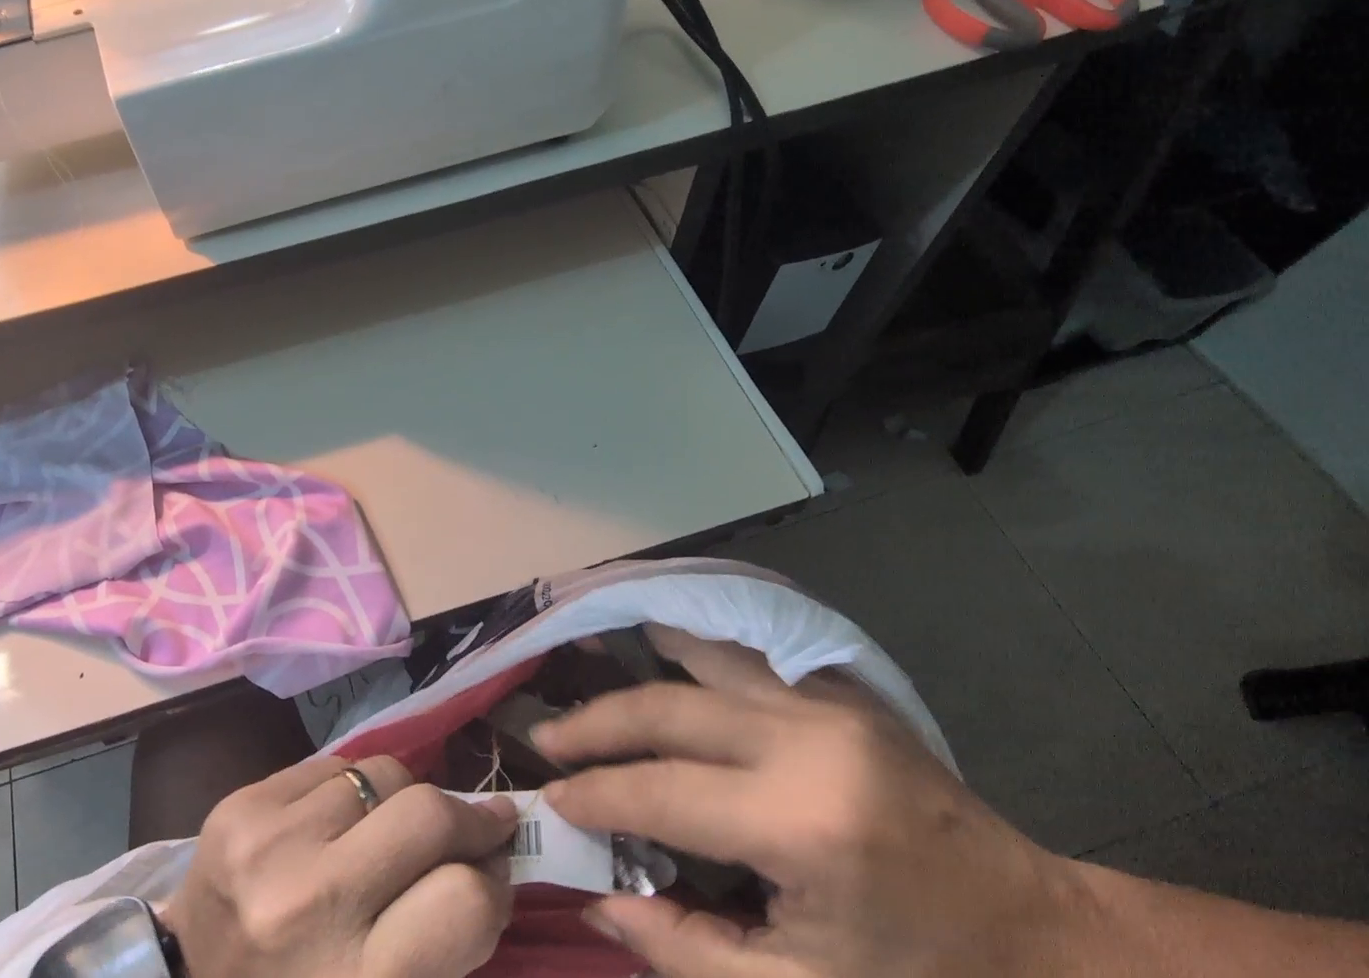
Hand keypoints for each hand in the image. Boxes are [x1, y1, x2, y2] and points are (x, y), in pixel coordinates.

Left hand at [160, 755, 518, 977]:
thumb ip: (446, 934)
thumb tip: (493, 851)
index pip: (467, 900)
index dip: (493, 885)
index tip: (492, 875)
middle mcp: (309, 904)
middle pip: (429, 815)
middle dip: (466, 820)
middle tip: (473, 829)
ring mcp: (267, 844)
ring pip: (385, 774)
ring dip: (402, 801)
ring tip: (386, 831)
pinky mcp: (239, 804)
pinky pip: (333, 763)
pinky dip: (350, 788)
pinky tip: (335, 822)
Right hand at [532, 628, 1089, 977]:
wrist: (1036, 931)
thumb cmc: (915, 975)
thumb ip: (684, 949)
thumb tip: (598, 901)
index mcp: (798, 825)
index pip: (658, 794)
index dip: (594, 795)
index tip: (548, 798)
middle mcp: (807, 742)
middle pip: (668, 711)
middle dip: (595, 724)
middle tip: (546, 739)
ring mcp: (829, 704)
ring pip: (704, 659)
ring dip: (636, 663)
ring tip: (582, 660)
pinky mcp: (845, 692)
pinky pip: (749, 655)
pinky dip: (693, 646)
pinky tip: (659, 638)